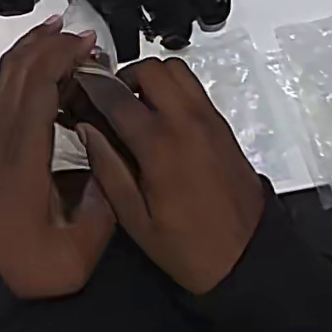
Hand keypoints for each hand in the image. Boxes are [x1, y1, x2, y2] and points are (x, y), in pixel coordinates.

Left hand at [0, 17, 115, 297]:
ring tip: (63, 34)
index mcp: (24, 153)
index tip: (88, 46)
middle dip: (50, 43)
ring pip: (8, 72)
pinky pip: (7, 85)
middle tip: (85, 37)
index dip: (60, 58)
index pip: (36, 87)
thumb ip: (100, 213)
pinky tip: (47, 66)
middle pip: (19, 69)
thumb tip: (114, 169)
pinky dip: (26, 64)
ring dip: (34, 47)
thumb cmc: (18, 261)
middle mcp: (5, 131)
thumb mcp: (70, 257)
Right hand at [78, 57, 265, 294]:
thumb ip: (107, 168)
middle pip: (149, 69)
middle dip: (124, 77)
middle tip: (114, 100)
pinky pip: (192, 86)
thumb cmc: (189, 247)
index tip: (80, 82)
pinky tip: (164, 116)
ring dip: (152, 78)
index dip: (92, 83)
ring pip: (174, 69)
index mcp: (159, 145)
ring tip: (140, 104)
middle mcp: (185, 122)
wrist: (252, 262)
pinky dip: (172, 88)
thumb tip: (86, 128)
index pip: (117, 95)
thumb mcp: (135, 220)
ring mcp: (207, 119)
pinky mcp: (222, 124)